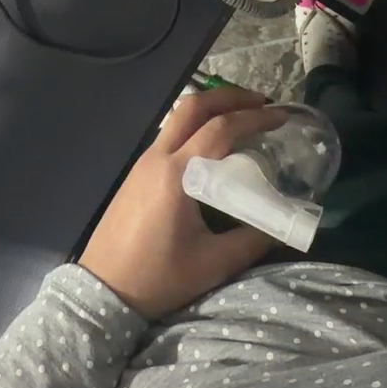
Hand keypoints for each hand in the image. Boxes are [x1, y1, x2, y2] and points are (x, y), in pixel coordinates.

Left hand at [79, 86, 287, 317]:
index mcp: (178, 174)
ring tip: (240, 115)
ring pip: (178, 116)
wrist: (103, 291)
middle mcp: (159, 156)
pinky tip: (212, 142)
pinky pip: (170, 133)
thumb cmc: (157, 277)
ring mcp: (144, 161)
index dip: (254, 118)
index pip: (220, 129)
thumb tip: (283, 225)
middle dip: (229, 96)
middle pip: (194, 106)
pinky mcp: (137, 171)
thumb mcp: (212, 264)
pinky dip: (195, 124)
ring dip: (211, 107)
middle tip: (261, 101)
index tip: (280, 116)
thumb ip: (252, 241)